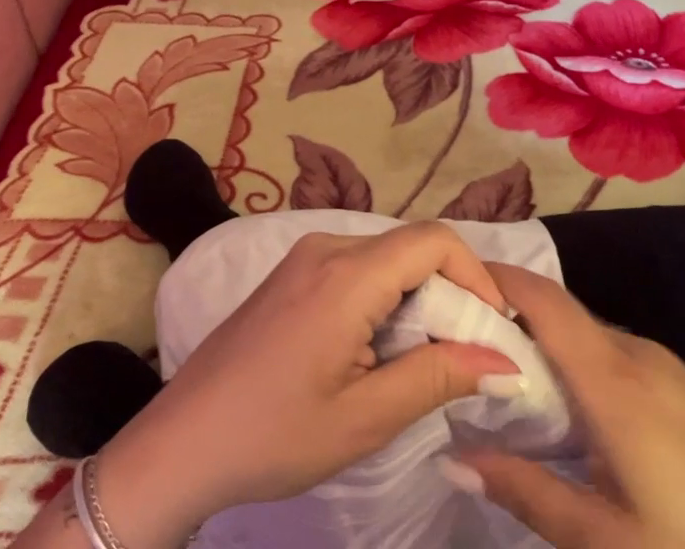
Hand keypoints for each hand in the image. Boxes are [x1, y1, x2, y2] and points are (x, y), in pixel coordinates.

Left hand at [93, 223, 520, 545]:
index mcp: (345, 275)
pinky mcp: (287, 277)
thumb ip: (438, 377)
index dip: (476, 275)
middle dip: (448, 294)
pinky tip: (374, 351)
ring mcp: (300, 260)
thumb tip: (503, 357)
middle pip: (410, 248)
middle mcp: (323, 249)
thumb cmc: (273, 435)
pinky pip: (353, 270)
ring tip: (419, 362)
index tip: (492, 329)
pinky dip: (383, 300)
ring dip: (415, 300)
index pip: (434, 240)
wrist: (181, 443)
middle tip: (462, 356)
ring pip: (384, 259)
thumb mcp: (365, 417)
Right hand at [456, 266, 684, 548]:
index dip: (494, 277)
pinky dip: (576, 364)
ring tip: (497, 377)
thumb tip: (451, 456)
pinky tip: (564, 408)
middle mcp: (639, 355)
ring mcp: (669, 368)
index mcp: (614, 380)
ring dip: (541, 345)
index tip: (445, 282)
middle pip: (559, 315)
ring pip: (587, 336)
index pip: (543, 300)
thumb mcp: (606, 537)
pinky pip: (615, 356)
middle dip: (506, 318)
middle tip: (455, 343)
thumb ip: (526, 492)